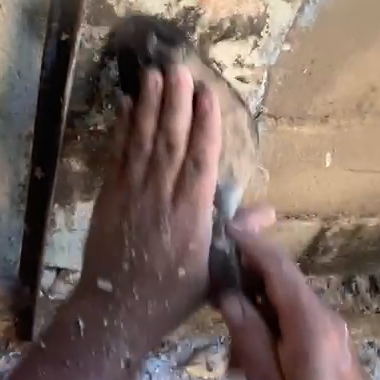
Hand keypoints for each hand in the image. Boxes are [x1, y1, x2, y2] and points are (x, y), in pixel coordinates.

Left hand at [76, 66, 220, 349]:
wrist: (116, 310)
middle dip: (176, 103)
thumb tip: (270, 211)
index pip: (201, 160)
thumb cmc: (173, 292)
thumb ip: (239, 235)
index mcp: (191, 215)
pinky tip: (128, 105)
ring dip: (149, 106)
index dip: (205, 124)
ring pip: (143, 142)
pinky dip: (123, 128)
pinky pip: (118, 155)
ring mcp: (132, 193)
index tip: (208, 93)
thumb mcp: (215, 270)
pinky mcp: (109, 195)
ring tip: (154, 74)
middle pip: (171, 142)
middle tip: (179, 69)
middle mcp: (161, 197)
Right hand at [218, 222, 379, 379]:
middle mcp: (323, 316)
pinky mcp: (329, 345)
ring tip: (234, 364)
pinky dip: (269, 332)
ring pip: (282, 303)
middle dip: (243, 285)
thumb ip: (250, 341)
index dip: (250, 240)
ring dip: (254, 318)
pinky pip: (293, 322)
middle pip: (279, 279)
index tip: (222, 225)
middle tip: (213, 307)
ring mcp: (330, 330)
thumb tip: (229, 295)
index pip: (277, 265)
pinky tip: (253, 370)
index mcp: (309, 323)